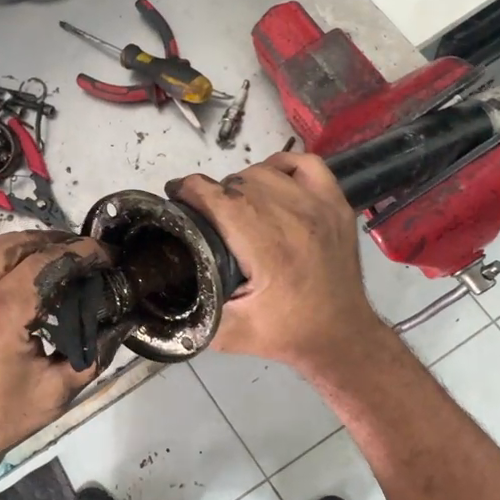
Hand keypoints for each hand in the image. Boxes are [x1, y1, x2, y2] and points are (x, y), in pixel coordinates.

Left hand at [0, 232, 105, 483]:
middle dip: (56, 242)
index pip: (47, 262)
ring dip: (27, 246)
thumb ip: (89, 357)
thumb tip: (114, 326)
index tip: (104, 255)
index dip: (81, 252)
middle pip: (19, 243)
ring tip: (54, 261)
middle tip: (83, 256)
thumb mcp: (47, 397)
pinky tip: (17, 274)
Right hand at [169, 153, 385, 372]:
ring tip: (237, 206)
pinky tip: (271, 185)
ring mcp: (320, 207)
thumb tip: (157, 295)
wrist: (341, 336)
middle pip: (239, 183)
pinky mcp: (337, 204)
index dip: (192, 192)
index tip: (176, 197)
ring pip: (266, 171)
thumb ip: (194, 313)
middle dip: (215, 194)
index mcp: (267, 248)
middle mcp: (295, 219)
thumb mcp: (230, 334)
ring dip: (243, 182)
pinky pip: (304, 163)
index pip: (221, 199)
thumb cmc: (286, 334)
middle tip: (207, 217)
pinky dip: (281, 167)